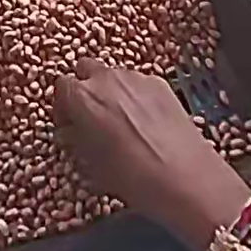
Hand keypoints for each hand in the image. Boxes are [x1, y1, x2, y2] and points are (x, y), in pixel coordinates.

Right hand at [51, 59, 249, 250]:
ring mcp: (137, 78)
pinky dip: (134, 95)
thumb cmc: (134, 178)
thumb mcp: (93, 165)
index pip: (61, 86)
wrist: (190, 180)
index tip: (68, 124)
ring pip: (113, 75)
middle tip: (90, 118)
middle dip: (84, 90)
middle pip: (85, 70)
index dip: (62, 106)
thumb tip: (71, 130)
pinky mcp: (161, 83)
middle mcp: (108, 79)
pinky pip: (137, 83)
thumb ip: (76, 139)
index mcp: (84, 98)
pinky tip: (145, 122)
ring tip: (120, 122)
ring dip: (110, 91)